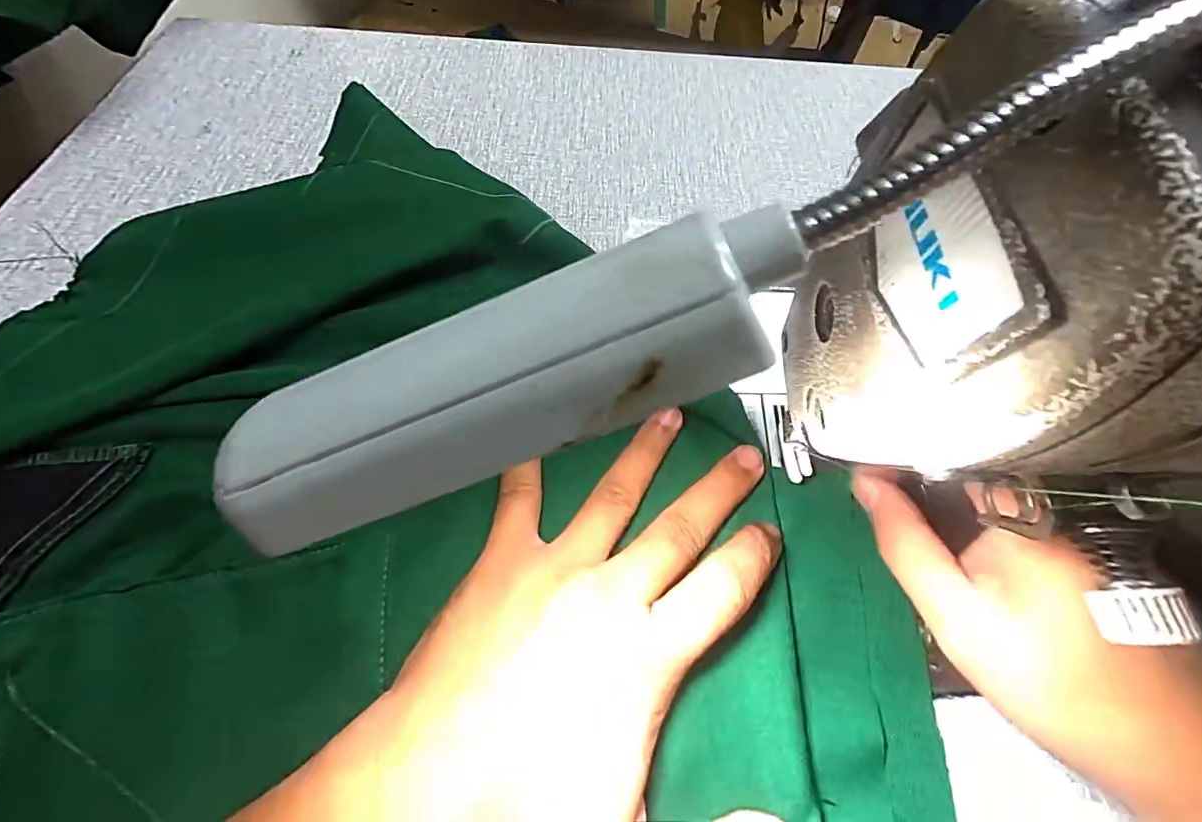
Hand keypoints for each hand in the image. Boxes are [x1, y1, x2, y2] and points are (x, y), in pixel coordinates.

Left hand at [237, 409, 783, 821]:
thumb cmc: (527, 801)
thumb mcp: (629, 819)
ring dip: (645, 456)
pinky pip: (520, 503)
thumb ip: (710, 820)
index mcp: (648, 653)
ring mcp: (557, 568)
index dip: (752, 557)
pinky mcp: (504, 561)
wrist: (423, 784)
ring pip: (614, 497)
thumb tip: (777, 821)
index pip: (721, 590)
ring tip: (668, 419)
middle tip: (745, 456)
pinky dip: (528, 471)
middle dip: (719, 490)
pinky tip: (536, 443)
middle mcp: (611, 594)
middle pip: (680, 528)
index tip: (769, 532)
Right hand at [852, 469, 1201, 821]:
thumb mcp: (958, 617)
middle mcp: (1042, 493)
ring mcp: (1066, 512)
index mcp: (1012, 500)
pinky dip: (980, 527)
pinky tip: (983, 568)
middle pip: (958, 470)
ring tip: (939, 554)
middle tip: (901, 533)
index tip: (865, 484)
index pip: (935, 449)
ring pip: (982, 493)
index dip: (893, 461)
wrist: (1165, 740)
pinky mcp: (1079, 534)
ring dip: (949, 510)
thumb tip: (864, 483)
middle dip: (921, 493)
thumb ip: (906, 544)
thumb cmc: (1051, 679)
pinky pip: (1010, 513)